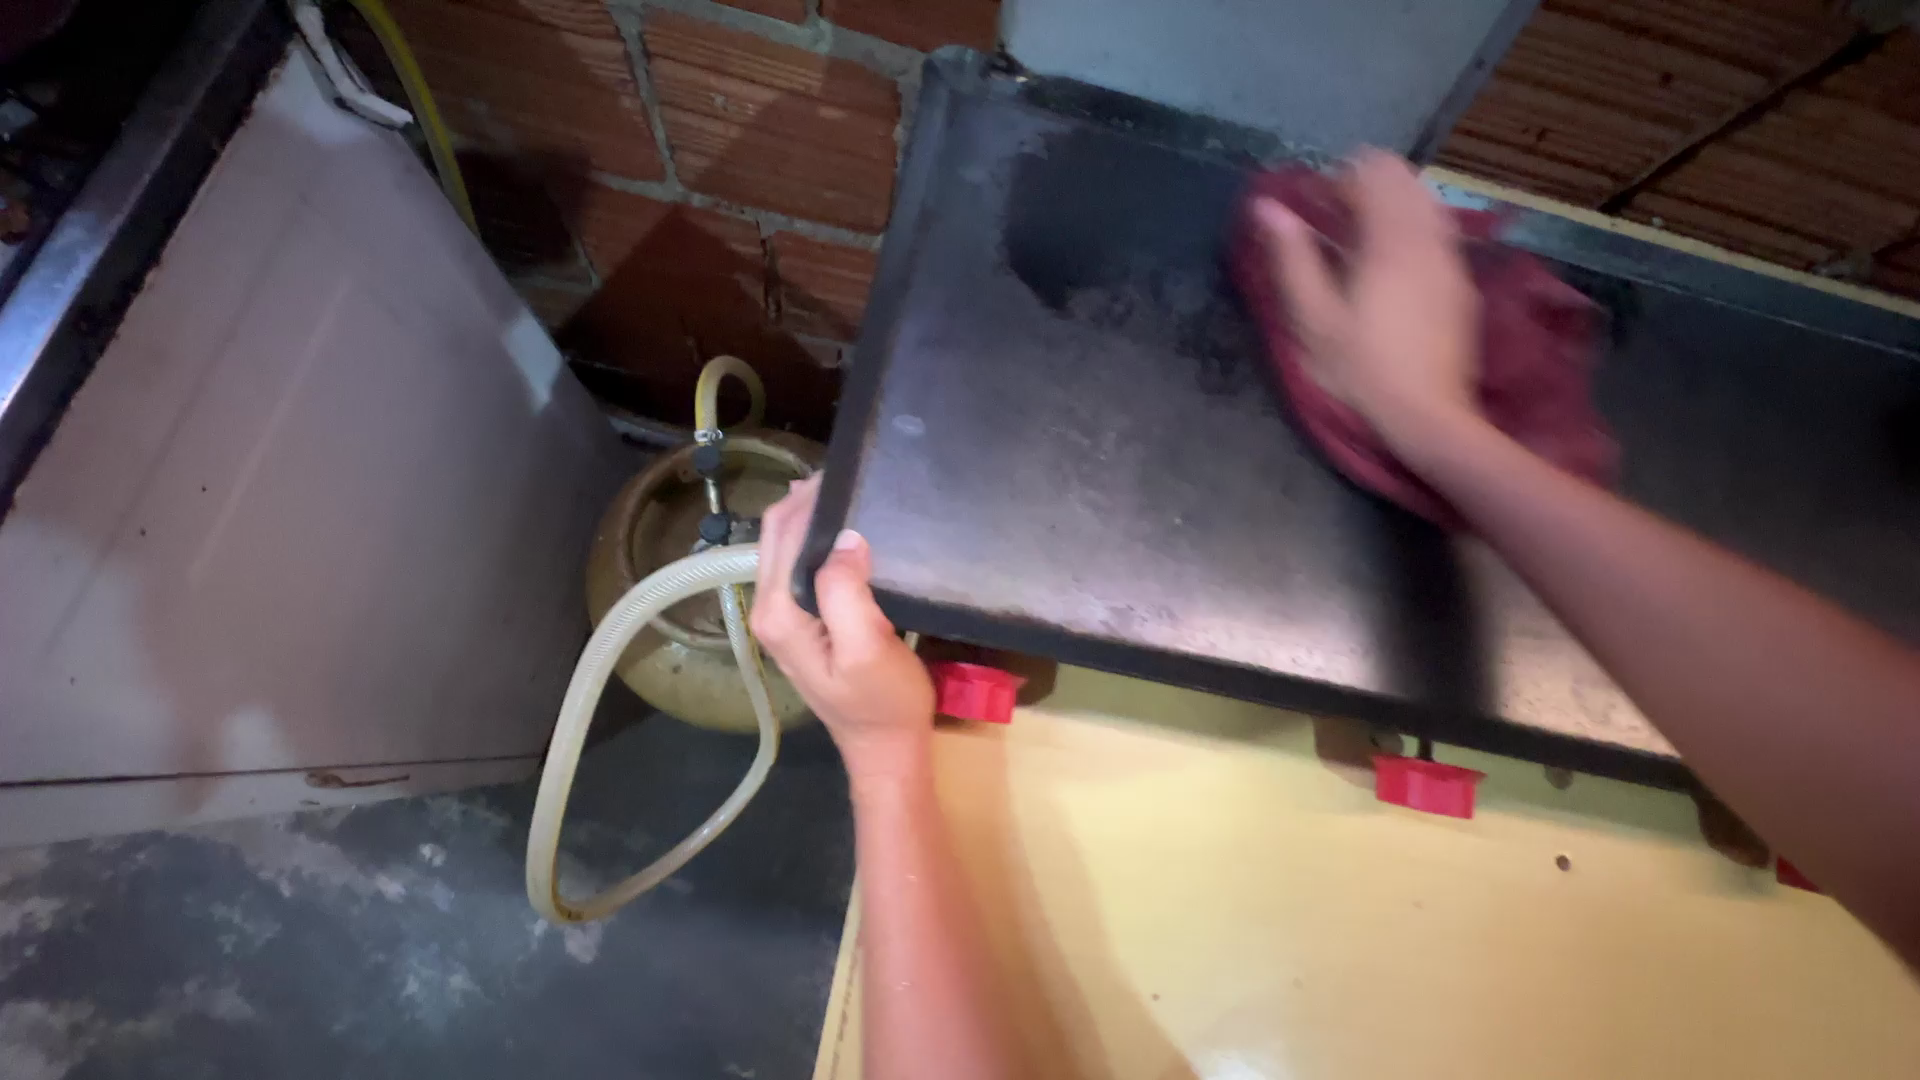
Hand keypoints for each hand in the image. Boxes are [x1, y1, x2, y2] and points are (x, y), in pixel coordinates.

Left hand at [752, 474, 935, 782]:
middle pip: (776, 536)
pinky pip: (802, 567)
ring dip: (811, 518)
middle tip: (849, 475)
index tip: (846, 472)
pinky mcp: (803, 622)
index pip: (781, 533)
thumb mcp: (869, 648)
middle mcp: (770, 610)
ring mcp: (784, 618)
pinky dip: (819, 541)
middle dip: (806, 501)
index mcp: (779, 611)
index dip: (809, 498)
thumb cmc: (883, 702)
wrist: (886, 748)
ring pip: (787, 549)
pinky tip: (845, 533)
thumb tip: (845, 538)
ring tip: (849, 493)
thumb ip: (847, 591)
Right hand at [1250, 148, 1482, 456]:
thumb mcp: (1312, 319)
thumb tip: (1266, 209)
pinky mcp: (1459, 284)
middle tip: (1330, 222)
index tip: (1312, 206)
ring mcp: (1451, 259)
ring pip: (1424, 204)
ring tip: (1355, 245)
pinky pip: (1435, 234)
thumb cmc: (1359, 368)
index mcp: (1390, 239)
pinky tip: (1386, 270)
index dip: (1338, 178)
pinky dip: (1409, 233)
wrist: (1425, 413)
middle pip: (1403, 180)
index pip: (1374, 170)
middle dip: (1365, 188)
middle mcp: (1429, 237)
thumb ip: (1291, 259)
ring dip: (1389, 209)